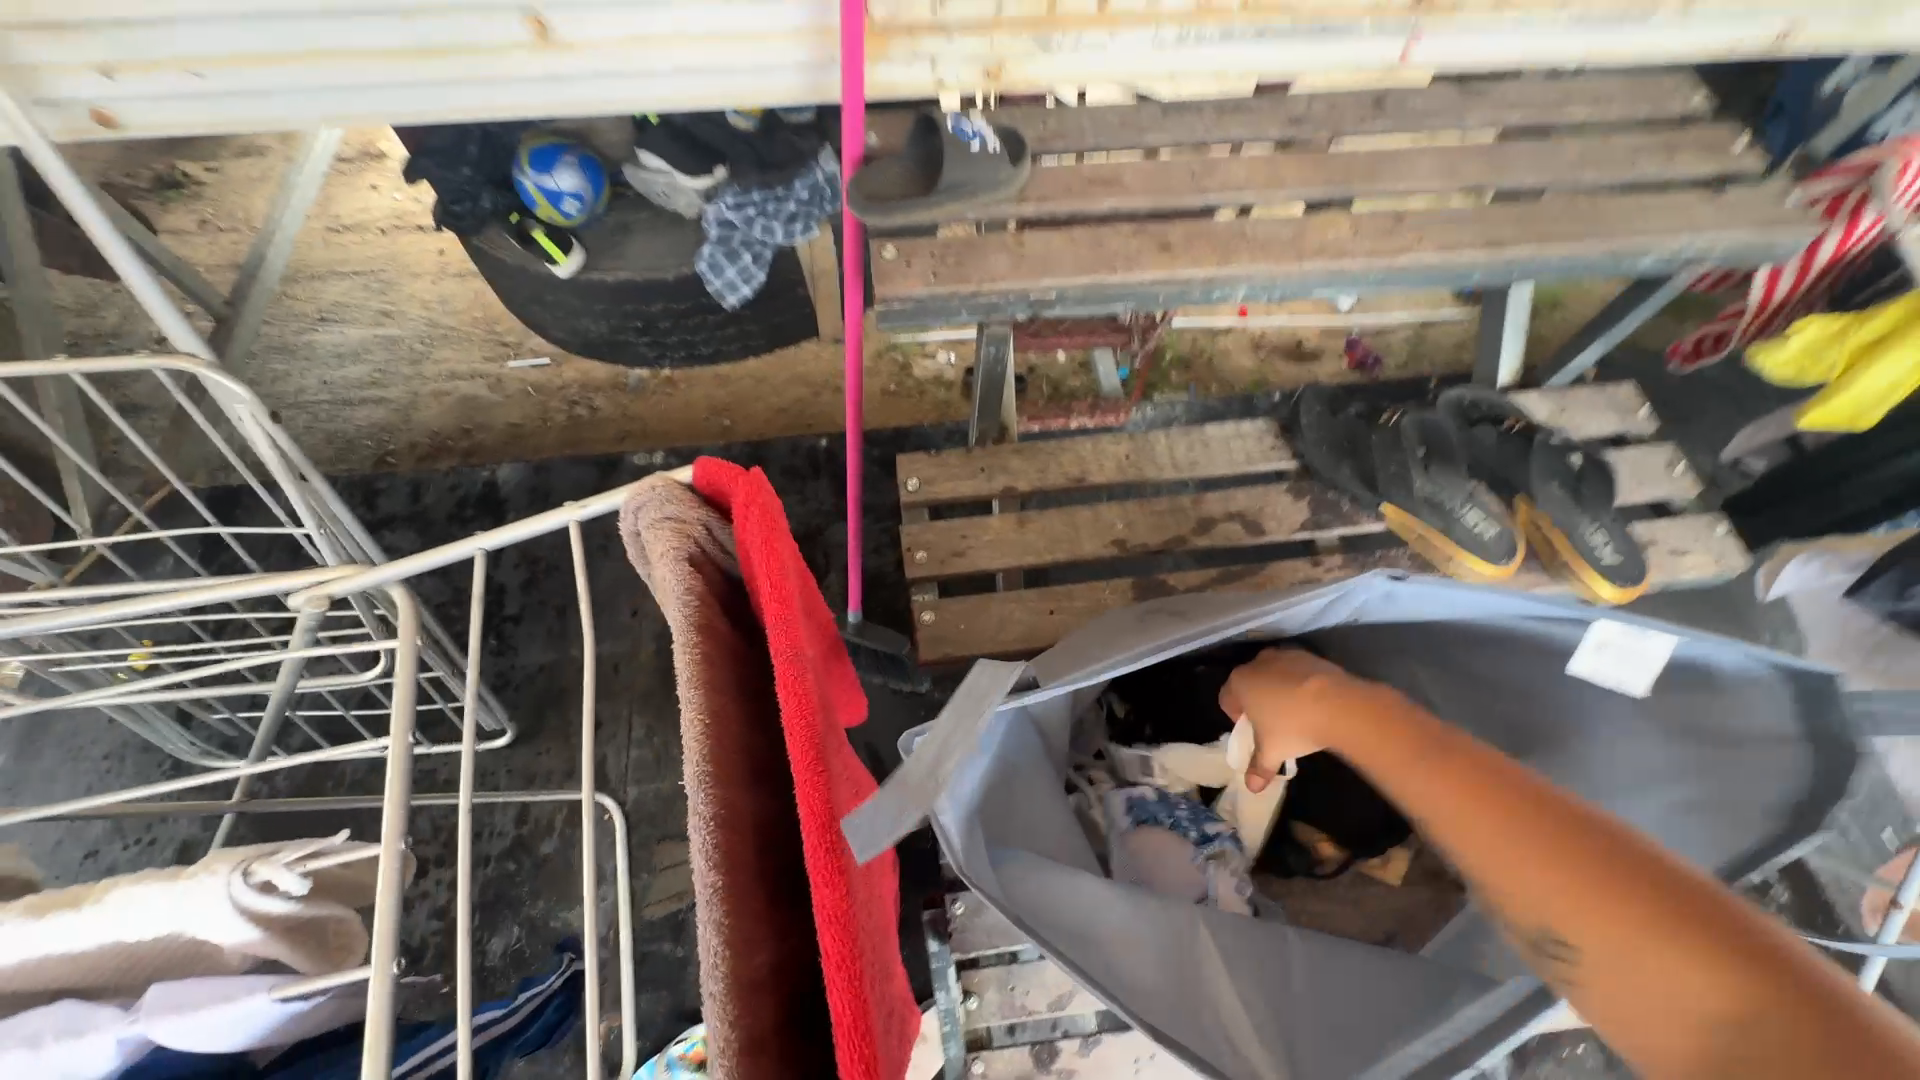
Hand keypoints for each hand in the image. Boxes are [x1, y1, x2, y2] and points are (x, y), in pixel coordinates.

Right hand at [1219, 648, 1368, 791]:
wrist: (1339, 705)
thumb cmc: (1293, 726)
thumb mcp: (1272, 751)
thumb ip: (1259, 767)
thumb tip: (1252, 788)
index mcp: (1239, 683)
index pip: (1226, 698)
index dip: (1236, 717)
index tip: (1253, 731)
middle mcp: (1257, 663)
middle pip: (1249, 683)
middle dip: (1257, 701)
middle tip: (1272, 723)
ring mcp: (1285, 656)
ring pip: (1273, 674)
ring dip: (1278, 689)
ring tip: (1296, 712)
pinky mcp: (1310, 656)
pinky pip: (1297, 671)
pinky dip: (1301, 683)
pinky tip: (1315, 702)